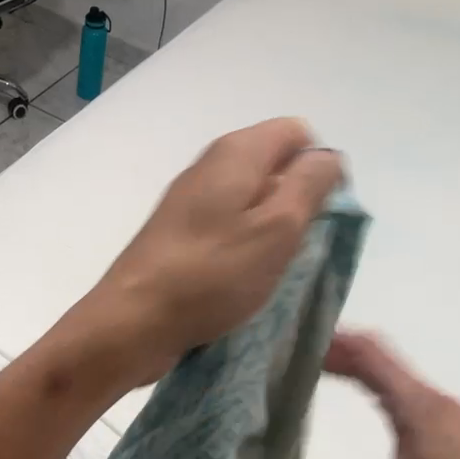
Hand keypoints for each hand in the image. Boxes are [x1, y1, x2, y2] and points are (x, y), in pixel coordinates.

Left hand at [66, 118, 343, 387]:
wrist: (131, 324)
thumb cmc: (210, 276)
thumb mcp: (278, 228)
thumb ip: (311, 185)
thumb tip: (328, 159)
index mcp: (236, 152)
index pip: (297, 134)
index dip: (319, 170)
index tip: (322, 218)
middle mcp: (208, 169)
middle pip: (271, 172)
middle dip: (293, 208)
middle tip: (294, 253)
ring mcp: (186, 207)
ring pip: (246, 209)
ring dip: (266, 238)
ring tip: (266, 276)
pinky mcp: (173, 242)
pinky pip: (221, 237)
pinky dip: (237, 257)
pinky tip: (236, 288)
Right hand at [253, 332, 459, 458]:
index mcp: (420, 412)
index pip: (370, 355)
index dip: (328, 340)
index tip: (286, 338)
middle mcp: (436, 403)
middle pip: (380, 358)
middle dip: (334, 350)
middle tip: (284, 355)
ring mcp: (450, 416)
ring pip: (394, 375)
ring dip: (355, 367)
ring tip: (309, 373)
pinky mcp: (455, 433)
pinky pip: (406, 393)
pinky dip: (373, 385)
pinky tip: (356, 405)